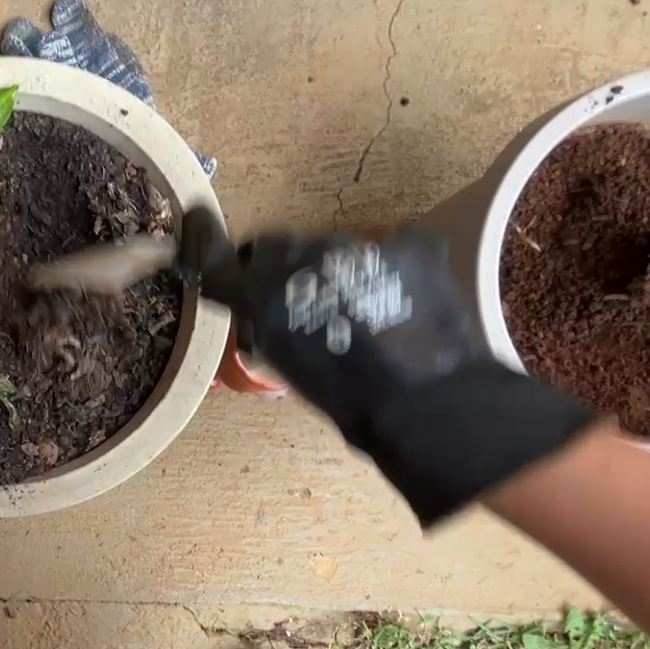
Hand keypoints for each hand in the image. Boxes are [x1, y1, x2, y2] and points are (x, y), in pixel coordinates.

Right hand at [184, 209, 594, 525]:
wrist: (423, 403)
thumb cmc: (345, 400)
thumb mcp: (283, 364)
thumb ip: (265, 324)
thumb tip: (262, 308)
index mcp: (263, 297)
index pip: (226, 267)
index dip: (226, 271)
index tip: (227, 278)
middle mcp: (304, 261)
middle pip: (278, 247)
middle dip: (280, 268)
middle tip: (297, 298)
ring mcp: (359, 248)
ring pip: (331, 245)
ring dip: (333, 267)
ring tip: (354, 301)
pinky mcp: (411, 245)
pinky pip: (390, 246)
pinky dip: (389, 266)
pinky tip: (397, 294)